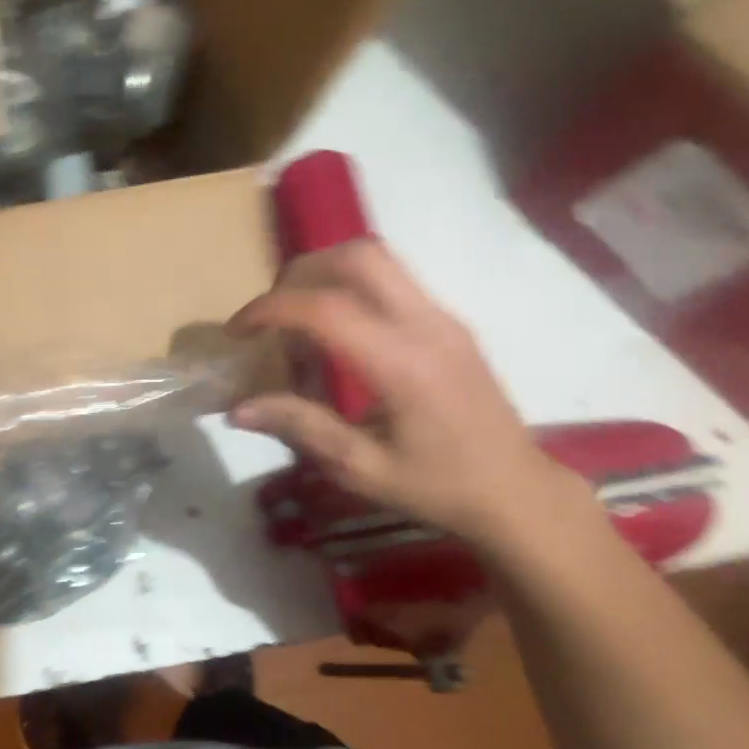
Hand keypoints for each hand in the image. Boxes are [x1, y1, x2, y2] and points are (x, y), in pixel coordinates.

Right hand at [228, 241, 581, 547]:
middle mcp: (427, 325)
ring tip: (295, 322)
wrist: (512, 489)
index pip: (326, 308)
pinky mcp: (448, 324)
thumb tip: (238, 409)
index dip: (271, 309)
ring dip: (326, 275)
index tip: (236, 331)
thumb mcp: (359, 468)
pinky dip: (350, 291)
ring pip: (379, 261)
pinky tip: (333, 338)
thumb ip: (301, 427)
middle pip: (358, 258)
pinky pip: (393, 283)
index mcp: (402, 364)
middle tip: (268, 314)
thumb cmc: (435, 487)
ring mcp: (443, 318)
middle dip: (300, 274)